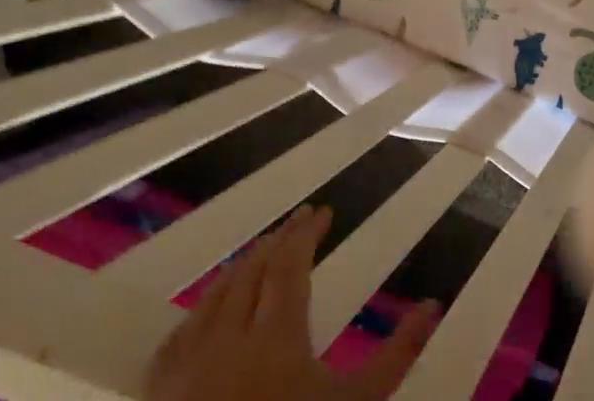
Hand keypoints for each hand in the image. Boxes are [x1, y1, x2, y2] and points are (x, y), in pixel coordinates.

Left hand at [148, 205, 438, 400]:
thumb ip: (397, 353)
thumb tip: (433, 304)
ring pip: (212, 299)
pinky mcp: (161, 391)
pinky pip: (178, 335)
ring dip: (241, 268)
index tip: (323, 211)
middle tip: (299, 218)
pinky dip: (201, 308)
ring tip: (261, 250)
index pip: (290, 268)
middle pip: (251, 275)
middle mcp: (227, 339)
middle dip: (278, 241)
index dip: (306, 236)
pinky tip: (208, 308)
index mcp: (276, 335)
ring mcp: (187, 366)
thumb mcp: (359, 399)